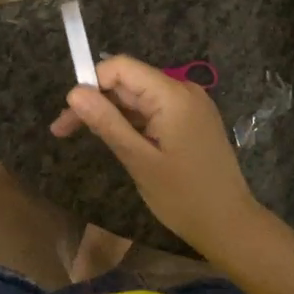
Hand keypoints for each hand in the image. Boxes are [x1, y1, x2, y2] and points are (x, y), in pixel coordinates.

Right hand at [51, 55, 261, 251]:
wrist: (231, 226)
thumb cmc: (184, 197)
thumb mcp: (139, 160)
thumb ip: (107, 123)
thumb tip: (74, 93)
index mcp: (173, 95)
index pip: (121, 67)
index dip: (91, 82)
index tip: (69, 112)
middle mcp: (183, 90)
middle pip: (129, 82)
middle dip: (95, 101)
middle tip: (62, 130)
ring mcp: (190, 105)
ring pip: (139, 97)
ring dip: (110, 113)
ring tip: (80, 136)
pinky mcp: (192, 120)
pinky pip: (154, 109)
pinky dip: (131, 122)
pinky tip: (114, 139)